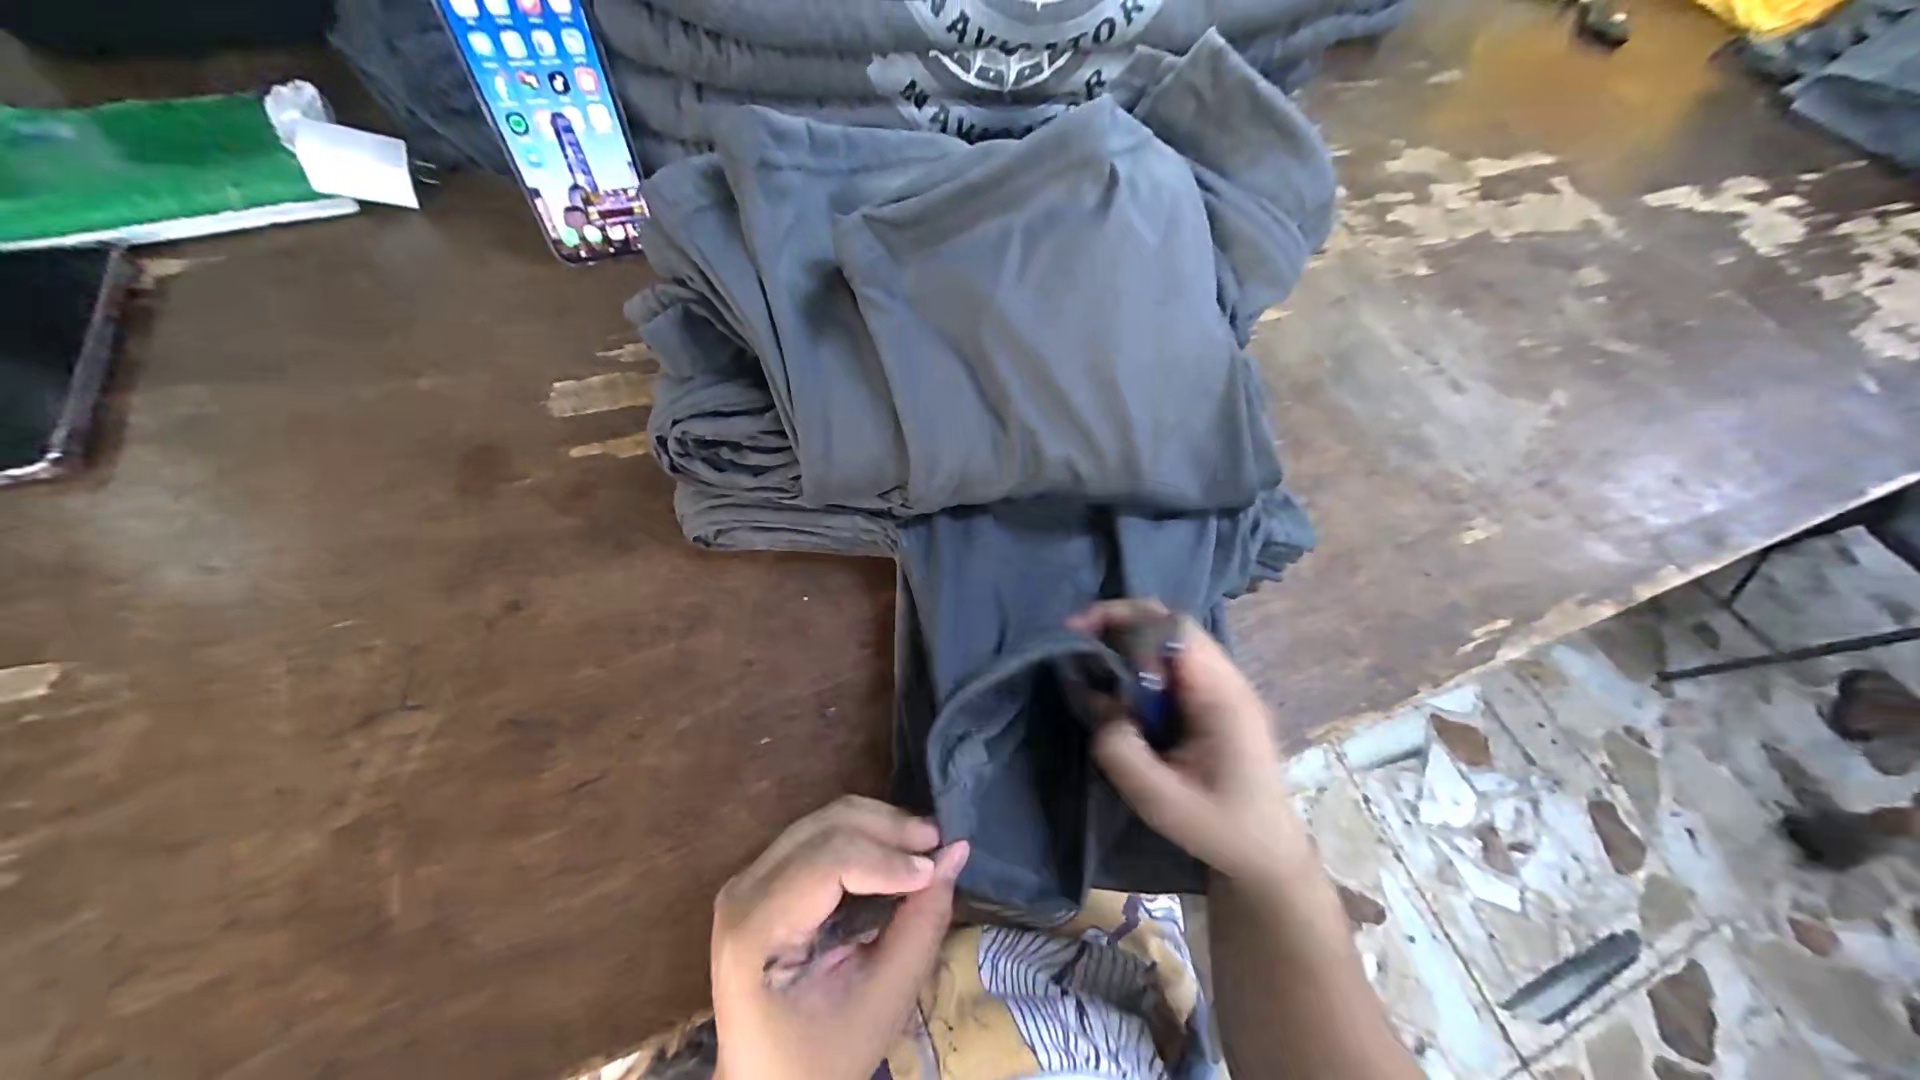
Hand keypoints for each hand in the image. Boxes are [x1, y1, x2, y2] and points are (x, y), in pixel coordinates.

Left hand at [710, 795, 968, 1079]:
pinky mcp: (763, 875)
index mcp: (755, 930)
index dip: (886, 857)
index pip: (827, 861)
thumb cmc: (822, 1057)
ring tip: (922, 845)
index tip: (933, 870)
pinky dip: (863, 833)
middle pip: (825, 827)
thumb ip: (921, 924)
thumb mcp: (882, 1003)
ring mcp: (748, 878)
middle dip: (887, 829)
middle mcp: (742, 890)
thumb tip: (956, 852)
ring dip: (878, 824)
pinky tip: (893, 850)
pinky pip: (818, 833)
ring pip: (824, 819)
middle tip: (937, 844)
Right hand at [1072, 600, 1313, 884]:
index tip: (1083, 634)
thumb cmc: (1221, 830)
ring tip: (1090, 662)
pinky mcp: (1213, 700)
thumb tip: (1095, 703)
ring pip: (1170, 640)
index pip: (1176, 628)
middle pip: (1171, 624)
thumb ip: (1121, 752)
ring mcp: (1222, 687)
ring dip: (1127, 642)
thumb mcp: (1161, 801)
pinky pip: (1172, 663)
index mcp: (1223, 696)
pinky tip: (1118, 688)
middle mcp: (1226, 680)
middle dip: (1120, 622)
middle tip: (1077, 638)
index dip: (1127, 621)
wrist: (1268, 855)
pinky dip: (1138, 664)